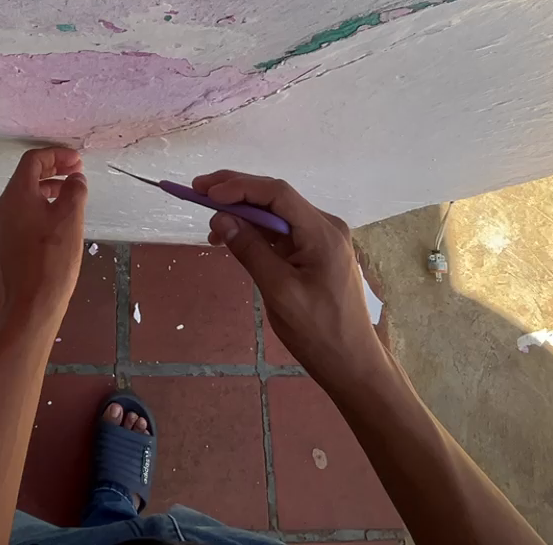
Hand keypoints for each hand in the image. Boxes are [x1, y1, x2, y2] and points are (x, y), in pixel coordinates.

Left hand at [0, 148, 88, 329]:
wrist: (32, 303)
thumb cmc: (52, 259)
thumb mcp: (70, 219)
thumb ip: (74, 191)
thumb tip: (76, 179)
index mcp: (17, 194)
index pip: (33, 160)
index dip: (56, 155)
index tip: (76, 160)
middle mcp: (6, 205)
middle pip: (27, 174)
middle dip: (53, 167)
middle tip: (76, 169)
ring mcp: (5, 223)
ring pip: (27, 192)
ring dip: (50, 185)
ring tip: (73, 189)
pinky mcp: (10, 238)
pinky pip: (26, 208)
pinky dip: (43, 201)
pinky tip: (61, 213)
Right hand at [197, 170, 385, 389]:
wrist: (353, 366)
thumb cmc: (319, 332)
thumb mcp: (279, 291)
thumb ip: (250, 250)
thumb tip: (221, 218)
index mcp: (322, 232)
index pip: (277, 193)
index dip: (240, 187)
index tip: (208, 193)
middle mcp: (325, 226)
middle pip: (275, 197)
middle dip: (236, 192)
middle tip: (199, 190)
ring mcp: (321, 239)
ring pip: (275, 213)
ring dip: (242, 212)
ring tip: (210, 222)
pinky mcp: (315, 252)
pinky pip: (280, 232)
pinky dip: (254, 231)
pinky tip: (232, 239)